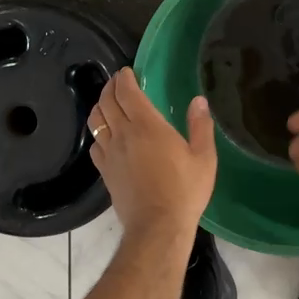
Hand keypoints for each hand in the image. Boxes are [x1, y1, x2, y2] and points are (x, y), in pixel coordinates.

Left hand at [88, 68, 216, 241]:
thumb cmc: (184, 191)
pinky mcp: (105, 171)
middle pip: (106, 101)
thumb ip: (200, 126)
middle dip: (110, 87)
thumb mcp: (204, 158)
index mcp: (147, 126)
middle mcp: (123, 134)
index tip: (127, 71)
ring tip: (109, 103)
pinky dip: (98, 132)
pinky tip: (106, 135)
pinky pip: (95, 144)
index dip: (124, 78)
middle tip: (118, 82)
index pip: (126, 92)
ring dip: (100, 106)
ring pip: (95, 120)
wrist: (157, 226)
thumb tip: (198, 101)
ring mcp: (110, 153)